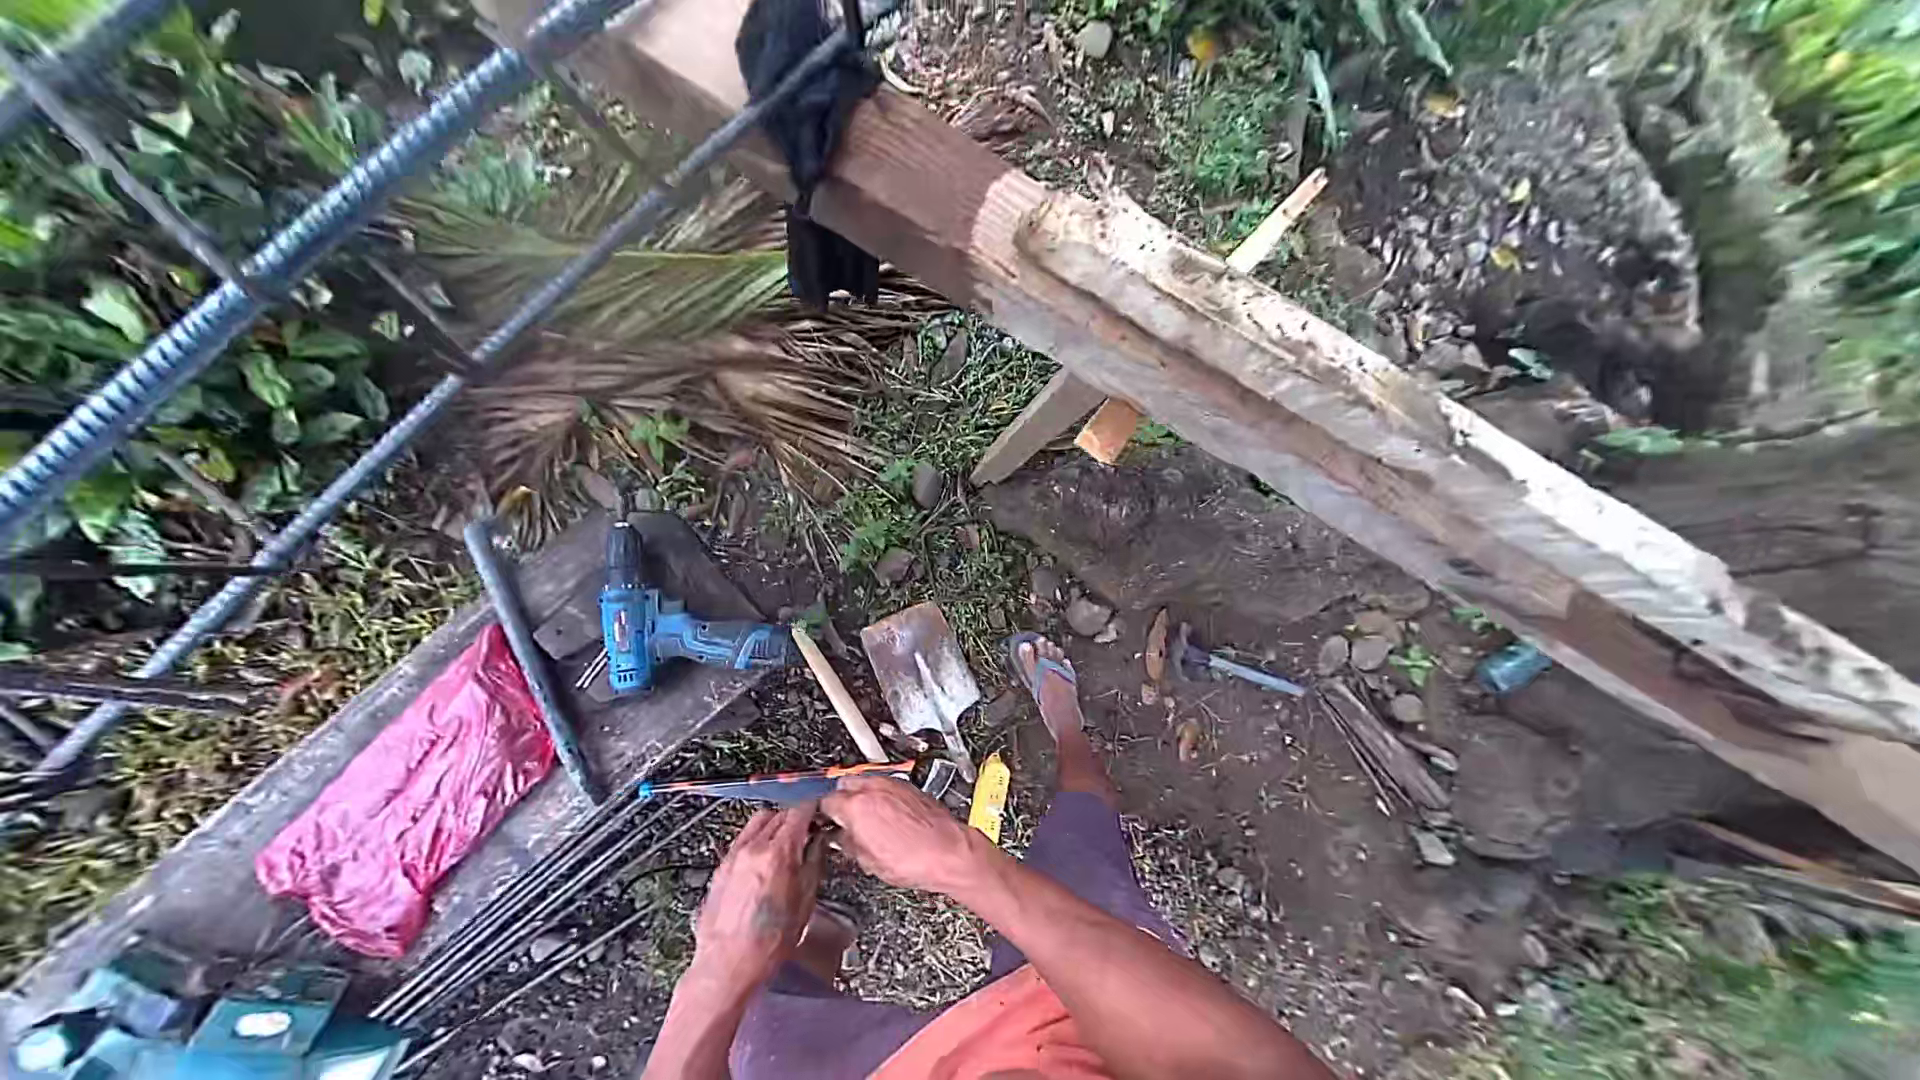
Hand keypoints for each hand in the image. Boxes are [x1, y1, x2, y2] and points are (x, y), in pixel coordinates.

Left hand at [689, 804, 823, 990]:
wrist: (728, 966)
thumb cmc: (766, 944)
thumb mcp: (805, 901)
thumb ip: (814, 862)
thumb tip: (818, 842)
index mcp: (778, 853)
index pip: (799, 812)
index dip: (813, 809)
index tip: (819, 813)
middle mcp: (753, 848)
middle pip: (779, 813)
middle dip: (796, 817)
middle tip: (807, 829)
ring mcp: (734, 856)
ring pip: (758, 821)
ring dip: (775, 824)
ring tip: (786, 842)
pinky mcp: (722, 867)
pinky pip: (743, 838)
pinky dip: (758, 838)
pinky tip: (766, 857)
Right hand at [820, 776, 993, 896]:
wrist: (948, 851)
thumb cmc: (914, 859)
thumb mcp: (869, 862)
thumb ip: (848, 844)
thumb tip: (842, 838)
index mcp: (857, 807)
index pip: (826, 801)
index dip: (822, 814)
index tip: (824, 821)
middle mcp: (873, 789)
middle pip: (843, 784)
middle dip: (840, 799)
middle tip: (842, 818)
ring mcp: (892, 784)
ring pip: (864, 780)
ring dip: (859, 793)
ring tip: (864, 815)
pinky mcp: (907, 785)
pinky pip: (884, 783)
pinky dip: (878, 793)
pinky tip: (884, 812)